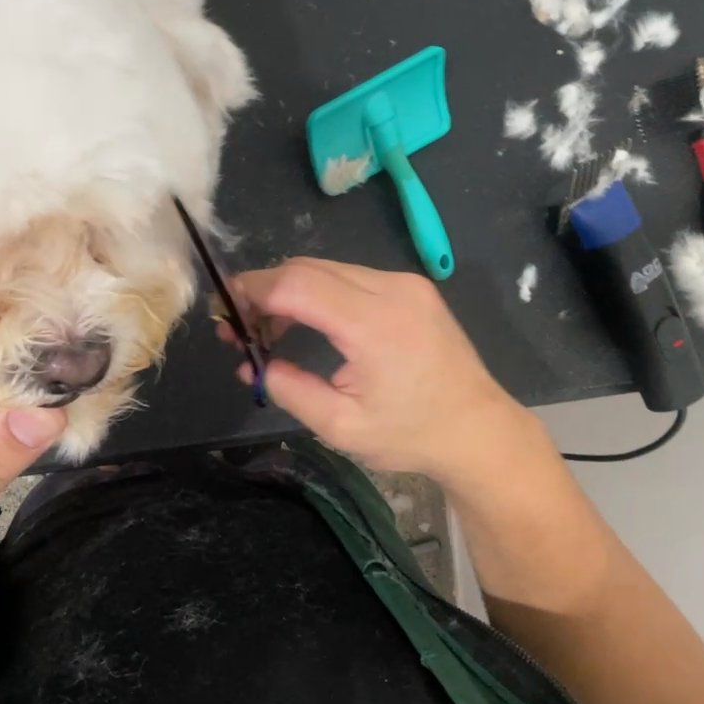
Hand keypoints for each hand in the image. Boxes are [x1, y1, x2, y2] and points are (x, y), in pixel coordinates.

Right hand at [227, 258, 534, 480]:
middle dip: (264, 291)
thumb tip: (254, 364)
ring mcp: (405, 284)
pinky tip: (304, 323)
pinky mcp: (411, 289)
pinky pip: (349, 278)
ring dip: (289, 292)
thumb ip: (290, 389)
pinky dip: (316, 293)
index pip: (296, 285)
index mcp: (375, 325)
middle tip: (238, 328)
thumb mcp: (340, 426)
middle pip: (308, 269)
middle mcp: (392, 290)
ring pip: (326, 269)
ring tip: (266, 331)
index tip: (224, 314)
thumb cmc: (411, 435)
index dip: (252, 292)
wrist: (478, 430)